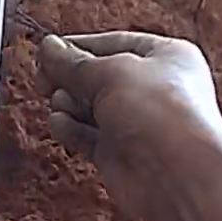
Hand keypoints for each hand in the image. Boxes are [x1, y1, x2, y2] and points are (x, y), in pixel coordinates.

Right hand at [35, 32, 221, 220]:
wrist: (177, 176)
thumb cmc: (164, 116)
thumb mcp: (112, 73)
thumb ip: (75, 63)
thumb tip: (48, 49)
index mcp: (165, 58)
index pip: (114, 45)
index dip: (79, 48)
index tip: (49, 51)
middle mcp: (151, 92)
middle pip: (100, 79)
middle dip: (71, 78)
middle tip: (44, 78)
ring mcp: (135, 127)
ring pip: (92, 110)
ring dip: (69, 104)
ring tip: (55, 101)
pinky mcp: (119, 157)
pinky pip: (88, 138)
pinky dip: (71, 130)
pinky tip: (58, 122)